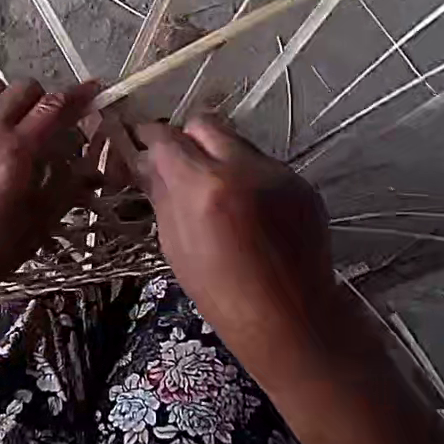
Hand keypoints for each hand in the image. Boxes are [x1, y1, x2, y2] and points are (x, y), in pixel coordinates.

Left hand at [0, 75, 99, 319]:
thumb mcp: (39, 222)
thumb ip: (67, 186)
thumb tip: (91, 168)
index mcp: (16, 152)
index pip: (55, 107)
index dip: (79, 96)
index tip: (93, 90)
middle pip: (25, 89)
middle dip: (46, 100)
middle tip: (53, 122)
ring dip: (12, 97)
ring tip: (17, 122)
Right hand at [131, 114, 333, 358]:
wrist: (291, 319)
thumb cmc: (222, 294)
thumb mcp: (176, 246)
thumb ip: (161, 193)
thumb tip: (145, 161)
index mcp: (204, 187)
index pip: (166, 138)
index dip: (148, 138)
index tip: (142, 145)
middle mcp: (244, 168)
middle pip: (204, 123)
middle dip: (186, 139)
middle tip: (180, 166)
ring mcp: (278, 172)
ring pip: (237, 141)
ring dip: (218, 155)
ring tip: (217, 193)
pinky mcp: (301, 181)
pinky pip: (263, 163)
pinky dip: (248, 175)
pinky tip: (249, 209)